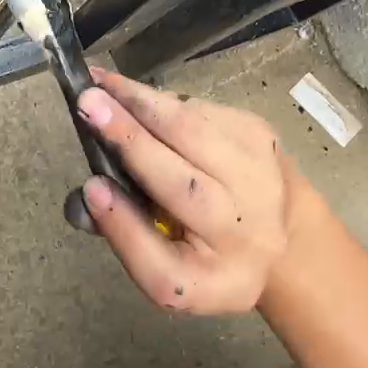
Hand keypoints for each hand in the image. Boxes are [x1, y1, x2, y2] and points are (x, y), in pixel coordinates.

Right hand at [75, 67, 310, 314]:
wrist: (278, 225)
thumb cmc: (201, 245)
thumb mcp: (163, 264)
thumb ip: (123, 233)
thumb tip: (92, 189)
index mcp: (212, 283)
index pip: (161, 266)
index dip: (123, 225)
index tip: (91, 186)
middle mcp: (246, 238)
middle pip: (186, 189)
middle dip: (130, 139)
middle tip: (88, 103)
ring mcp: (260, 181)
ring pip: (193, 132)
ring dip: (142, 103)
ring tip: (103, 84)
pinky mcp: (260, 136)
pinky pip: (198, 110)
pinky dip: (159, 100)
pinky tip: (134, 95)